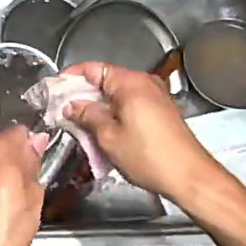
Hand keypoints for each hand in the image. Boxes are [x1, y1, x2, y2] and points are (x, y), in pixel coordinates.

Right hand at [64, 62, 229, 202]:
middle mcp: (143, 82)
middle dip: (83, 94)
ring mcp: (154, 95)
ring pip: (117, 94)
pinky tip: (104, 131)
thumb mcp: (108, 137)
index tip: (55, 88)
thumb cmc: (149, 156)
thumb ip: (87, 115)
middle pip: (105, 79)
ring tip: (81, 124)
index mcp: (129, 82)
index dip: (70, 76)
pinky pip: (130, 103)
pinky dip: (115, 113)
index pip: (92, 68)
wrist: (190, 177)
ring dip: (98, 106)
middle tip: (63, 110)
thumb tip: (72, 105)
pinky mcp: (160, 110)